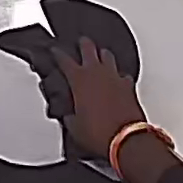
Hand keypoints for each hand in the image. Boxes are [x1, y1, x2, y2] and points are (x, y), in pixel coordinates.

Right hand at [51, 36, 144, 159]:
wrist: (125, 139)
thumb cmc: (98, 133)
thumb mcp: (75, 128)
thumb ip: (69, 117)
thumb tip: (69, 116)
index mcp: (79, 79)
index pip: (64, 59)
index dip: (57, 53)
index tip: (54, 50)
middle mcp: (96, 72)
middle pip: (88, 47)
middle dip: (83, 43)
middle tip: (80, 42)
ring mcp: (113, 76)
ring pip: (107, 54)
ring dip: (102, 55)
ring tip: (99, 56)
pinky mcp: (127, 85)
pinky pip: (123, 74)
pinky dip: (119, 76)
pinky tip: (118, 79)